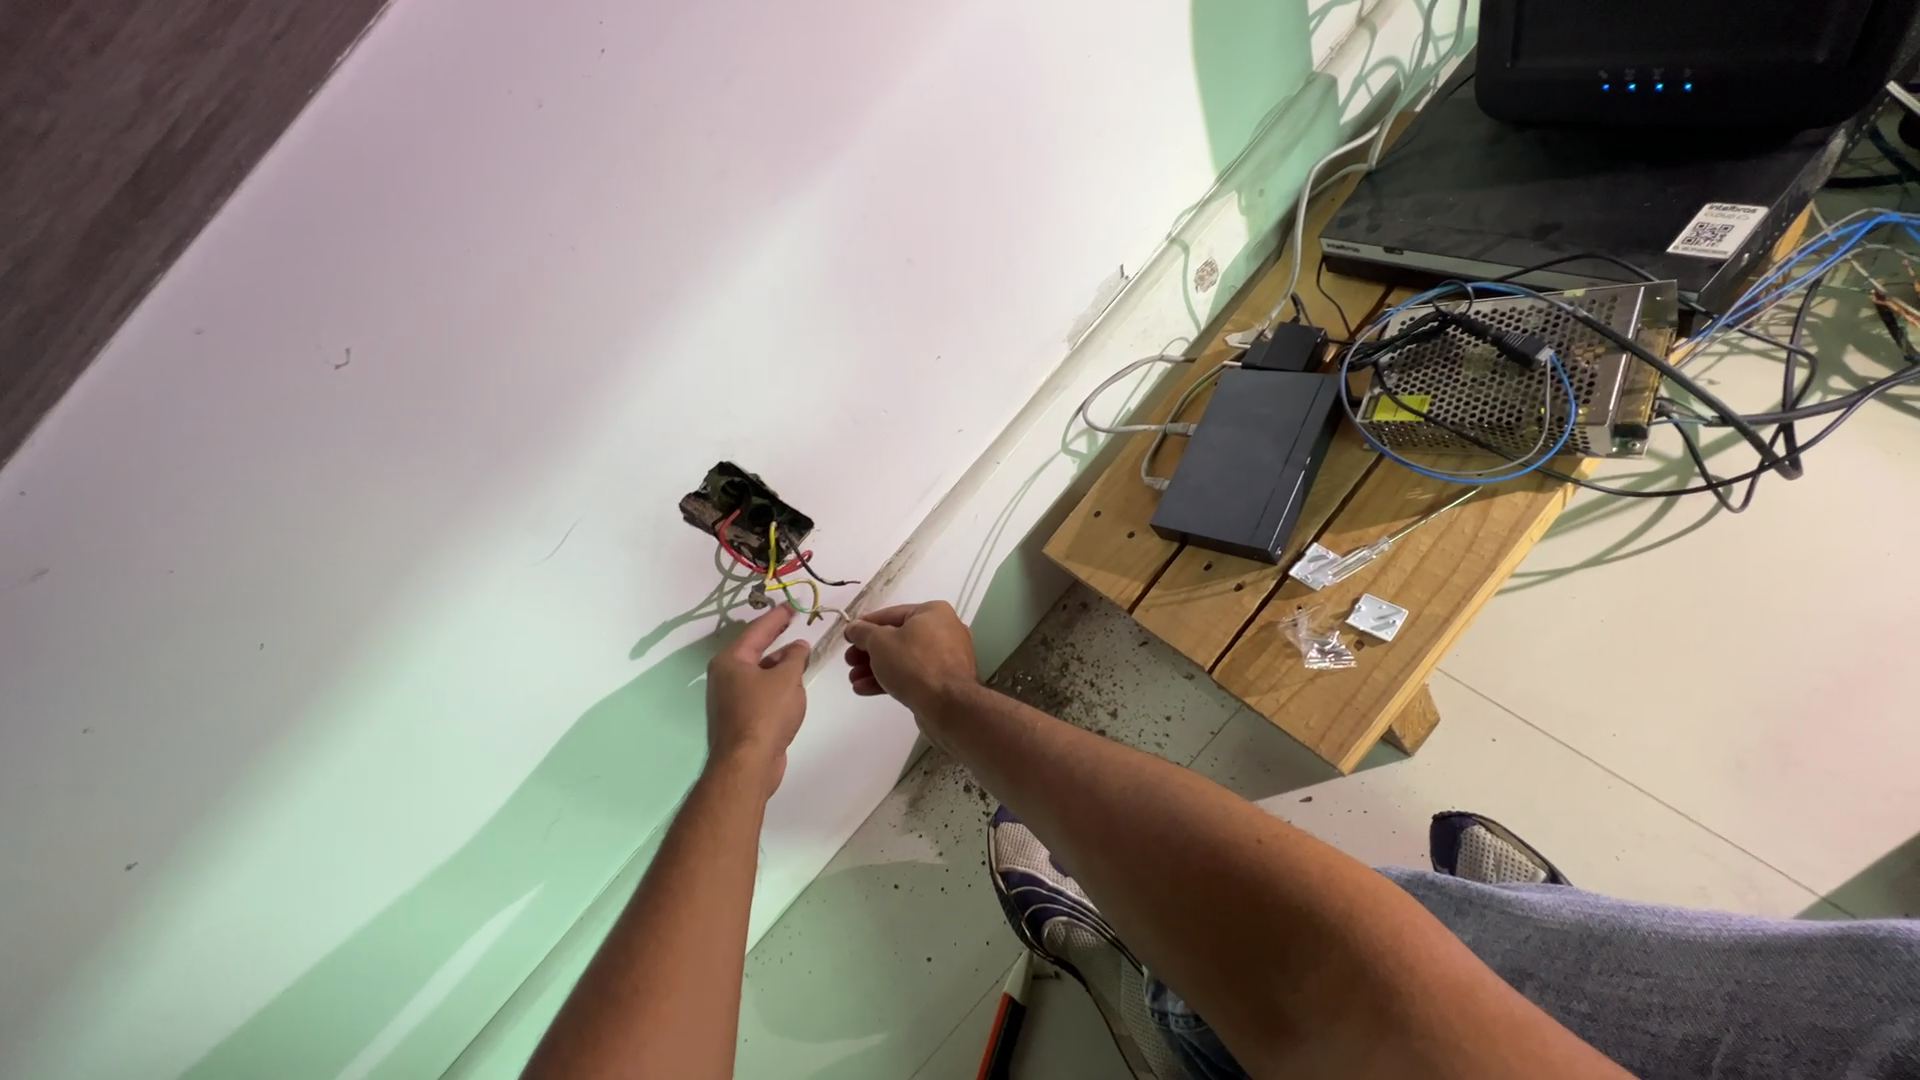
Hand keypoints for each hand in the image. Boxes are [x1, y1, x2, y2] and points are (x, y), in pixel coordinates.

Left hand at [706, 606, 809, 795]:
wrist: (748, 764)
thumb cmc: (766, 713)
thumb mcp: (787, 678)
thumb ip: (795, 658)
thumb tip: (798, 646)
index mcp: (730, 661)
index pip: (756, 630)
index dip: (777, 617)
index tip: (792, 606)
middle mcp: (724, 677)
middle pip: (753, 651)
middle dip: (775, 638)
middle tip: (792, 624)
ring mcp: (729, 699)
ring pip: (757, 673)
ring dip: (778, 664)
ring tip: (800, 655)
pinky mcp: (739, 719)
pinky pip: (759, 692)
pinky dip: (775, 684)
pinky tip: (791, 687)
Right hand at [842, 601, 977, 727]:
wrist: (947, 705)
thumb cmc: (913, 664)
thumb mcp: (880, 642)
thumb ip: (863, 632)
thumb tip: (854, 628)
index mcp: (933, 612)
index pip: (891, 614)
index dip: (865, 625)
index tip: (847, 637)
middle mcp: (944, 630)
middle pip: (897, 638)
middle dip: (869, 652)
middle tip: (849, 662)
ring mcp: (946, 657)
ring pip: (904, 659)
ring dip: (876, 668)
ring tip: (853, 680)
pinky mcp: (944, 681)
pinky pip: (913, 675)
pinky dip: (891, 679)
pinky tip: (865, 689)